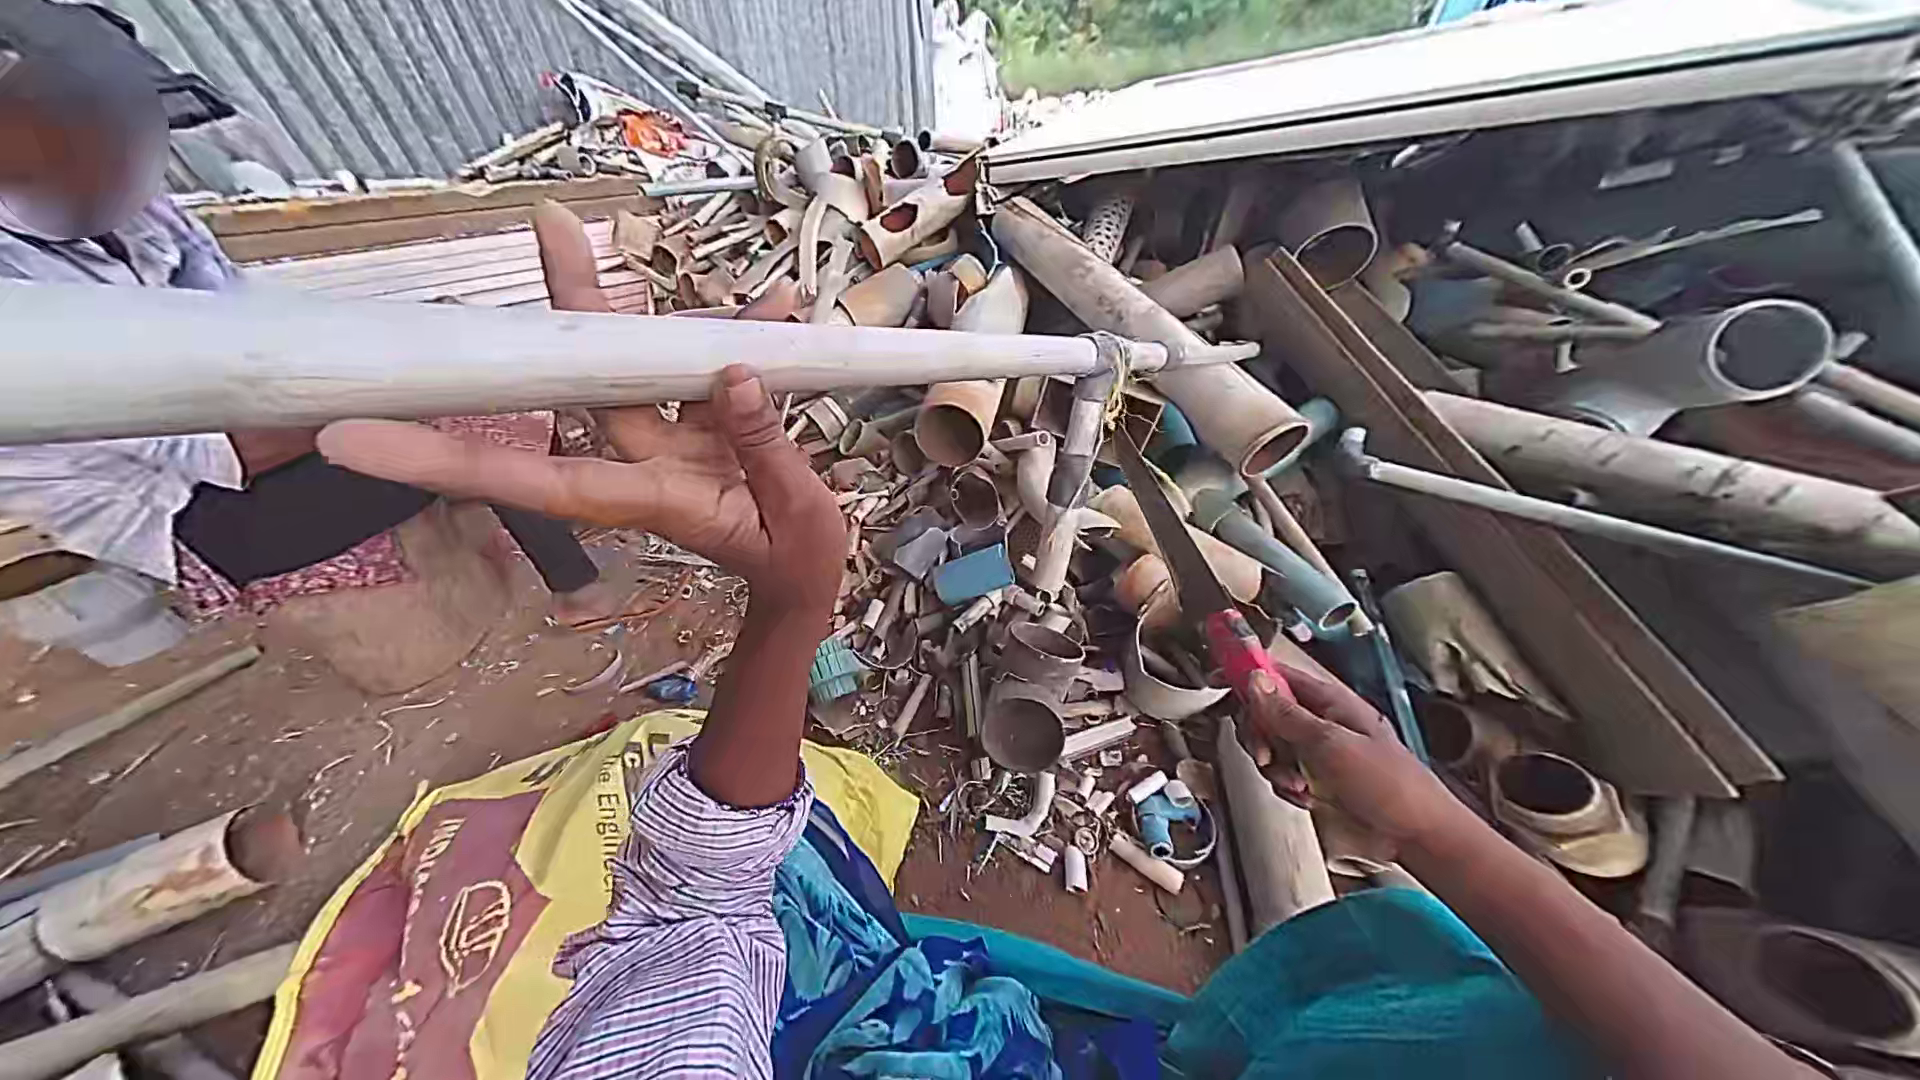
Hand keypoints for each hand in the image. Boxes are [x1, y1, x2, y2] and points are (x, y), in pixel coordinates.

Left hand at [313, 204, 847, 616]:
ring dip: (665, 315)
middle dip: (573, 314)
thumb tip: (733, 374)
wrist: (804, 580)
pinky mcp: (708, 433)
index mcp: (655, 500)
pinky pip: (708, 377)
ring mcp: (676, 446)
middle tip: (554, 232)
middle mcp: (648, 466)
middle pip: (588, 388)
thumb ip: (762, 445)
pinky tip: (774, 313)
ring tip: (728, 281)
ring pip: (644, 371)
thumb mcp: (793, 510)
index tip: (350, 438)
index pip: (542, 483)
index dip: (453, 463)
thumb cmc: (796, 561)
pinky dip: (739, 342)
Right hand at [1244, 664, 1466, 847]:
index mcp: (1326, 701)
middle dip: (1259, 735)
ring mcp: (1314, 750)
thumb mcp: (1331, 744)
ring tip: (1297, 785)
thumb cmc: (1389, 784)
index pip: (1275, 675)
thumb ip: (1285, 713)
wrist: (1419, 838)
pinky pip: (1279, 772)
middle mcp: (1317, 721)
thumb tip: (1253, 680)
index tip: (1218, 679)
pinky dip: (1285, 786)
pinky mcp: (1312, 777)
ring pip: (1267, 745)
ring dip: (1274, 767)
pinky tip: (1306, 797)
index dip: (1245, 674)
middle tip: (1267, 754)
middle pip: (1262, 712)